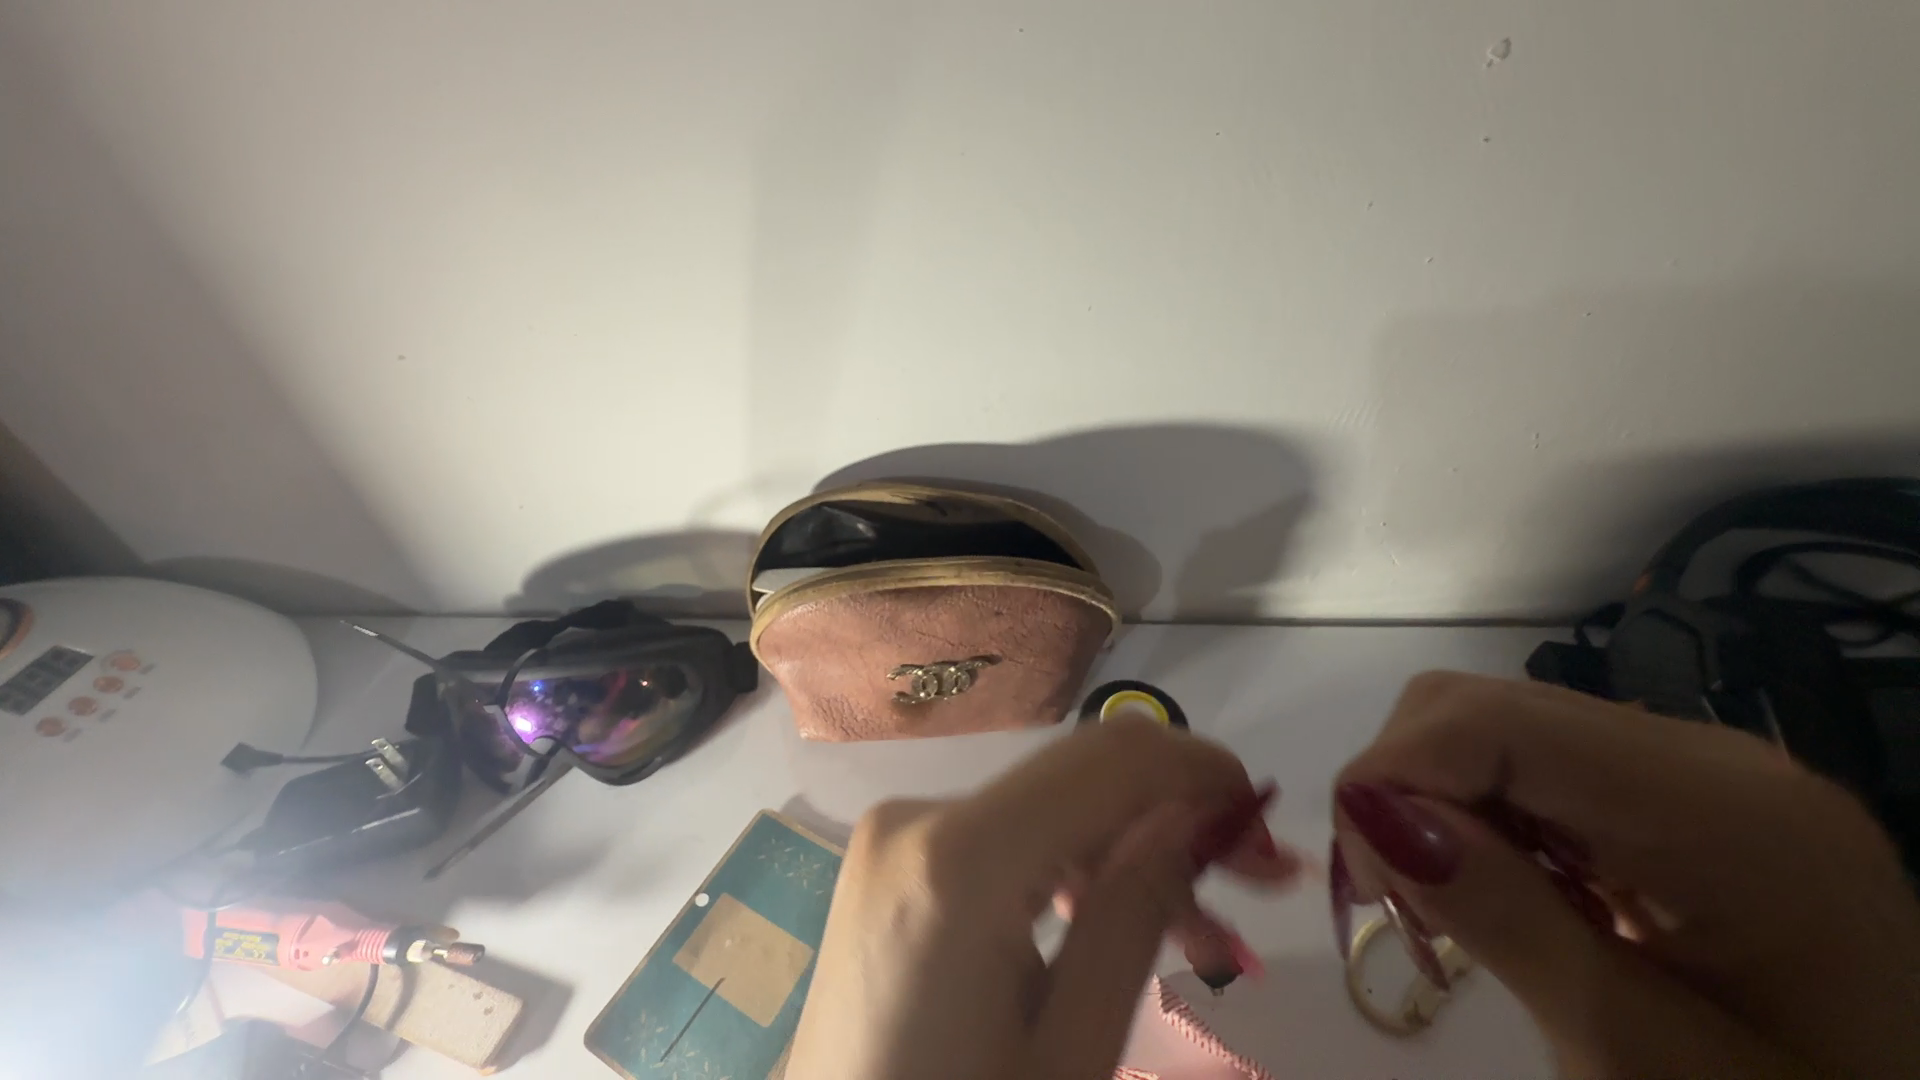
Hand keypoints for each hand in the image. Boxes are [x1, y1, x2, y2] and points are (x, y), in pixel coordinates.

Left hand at [787, 719, 1301, 1079]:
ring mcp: (898, 827)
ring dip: (1126, 842)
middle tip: (1257, 881)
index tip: (1264, 819)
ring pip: (1044, 803)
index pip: (1107, 762)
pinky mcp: (895, 850)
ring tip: (1200, 925)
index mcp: (958, 862)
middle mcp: (917, 814)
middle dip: (1173, 811)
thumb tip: (1195, 816)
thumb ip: (1134, 912)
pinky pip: (1003, 830)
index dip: (1198, 770)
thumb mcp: (1069, 1049)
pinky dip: (1068, 858)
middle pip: (1076, 776)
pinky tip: (1109, 910)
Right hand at [1331, 671, 1919, 1078]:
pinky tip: (1500, 886)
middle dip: (1405, 788)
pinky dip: (1476, 810)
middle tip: (1405, 901)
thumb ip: (1503, 919)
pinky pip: (1528, 759)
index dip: (1392, 775)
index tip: (1365, 879)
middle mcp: (1708, 755)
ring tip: (1450, 901)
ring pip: (1490, 724)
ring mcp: (1693, 767)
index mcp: (1725, 811)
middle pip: (1481, 706)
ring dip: (1433, 799)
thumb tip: (1370, 810)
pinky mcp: (1672, 789)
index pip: (1493, 722)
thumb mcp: (1640, 1059)